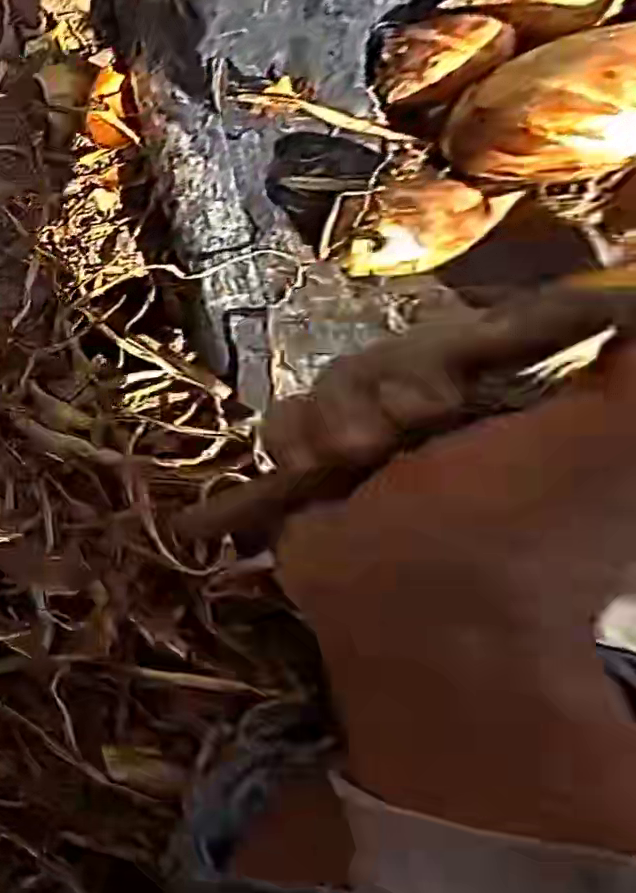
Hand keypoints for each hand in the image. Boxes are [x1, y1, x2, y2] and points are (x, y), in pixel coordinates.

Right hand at [276, 344, 635, 852]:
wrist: (400, 597)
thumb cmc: (508, 521)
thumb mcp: (611, 437)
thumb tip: (619, 296)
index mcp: (544, 402)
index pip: (489, 327)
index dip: (465, 345)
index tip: (456, 391)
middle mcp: (468, 413)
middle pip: (402, 349)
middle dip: (388, 388)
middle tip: (400, 436)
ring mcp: (386, 436)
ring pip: (336, 378)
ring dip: (334, 421)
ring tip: (347, 464)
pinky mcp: (321, 455)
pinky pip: (291, 413)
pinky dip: (294, 440)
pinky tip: (313, 472)